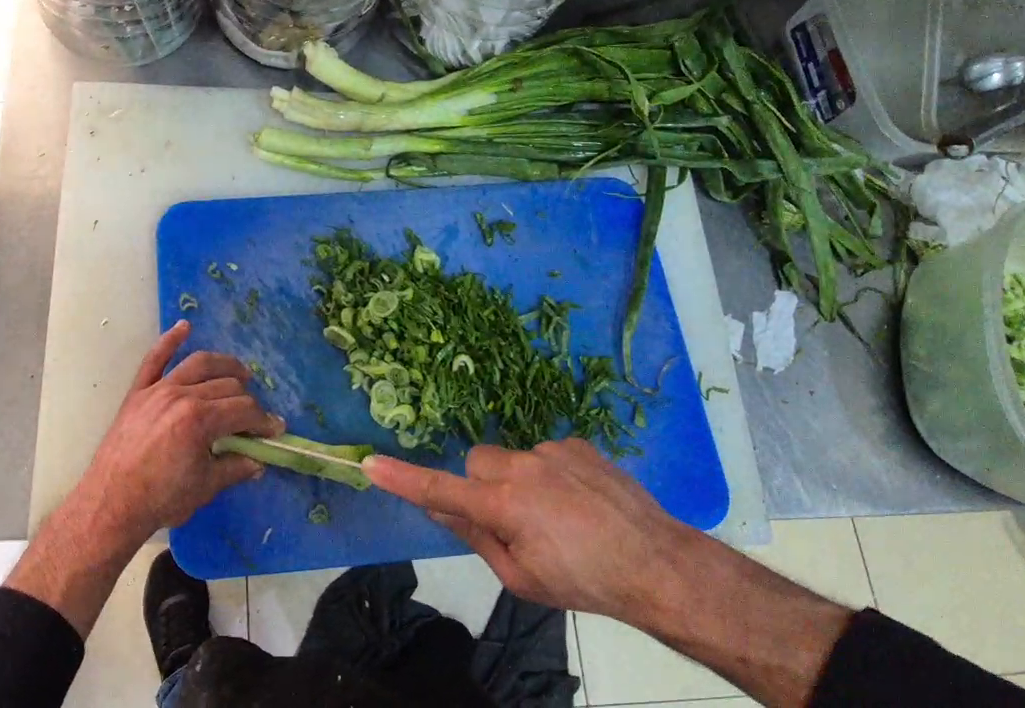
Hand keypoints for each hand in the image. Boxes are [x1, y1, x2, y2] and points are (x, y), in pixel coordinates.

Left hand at [73, 320, 284, 546]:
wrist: (111, 503)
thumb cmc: (160, 499)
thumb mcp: (205, 487)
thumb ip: (235, 468)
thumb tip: (259, 462)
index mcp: (200, 419)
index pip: (244, 410)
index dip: (263, 421)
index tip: (275, 431)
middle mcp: (181, 395)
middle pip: (227, 385)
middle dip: (248, 400)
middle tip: (254, 417)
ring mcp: (158, 390)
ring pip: (198, 364)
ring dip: (224, 365)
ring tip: (240, 374)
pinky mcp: (138, 392)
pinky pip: (154, 359)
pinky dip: (169, 340)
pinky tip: (184, 326)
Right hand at [368, 440, 856, 707]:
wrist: (656, 563)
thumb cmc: (582, 581)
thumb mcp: (520, 577)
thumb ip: (475, 536)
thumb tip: (442, 506)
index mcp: (502, 505)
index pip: (439, 490)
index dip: (402, 479)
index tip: (368, 464)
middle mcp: (521, 467)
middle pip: (477, 463)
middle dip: (481, 486)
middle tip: (510, 521)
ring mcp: (552, 450)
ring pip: (512, 458)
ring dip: (519, 480)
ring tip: (559, 515)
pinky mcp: (578, 444)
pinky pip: (547, 453)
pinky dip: (552, 473)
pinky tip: (580, 501)